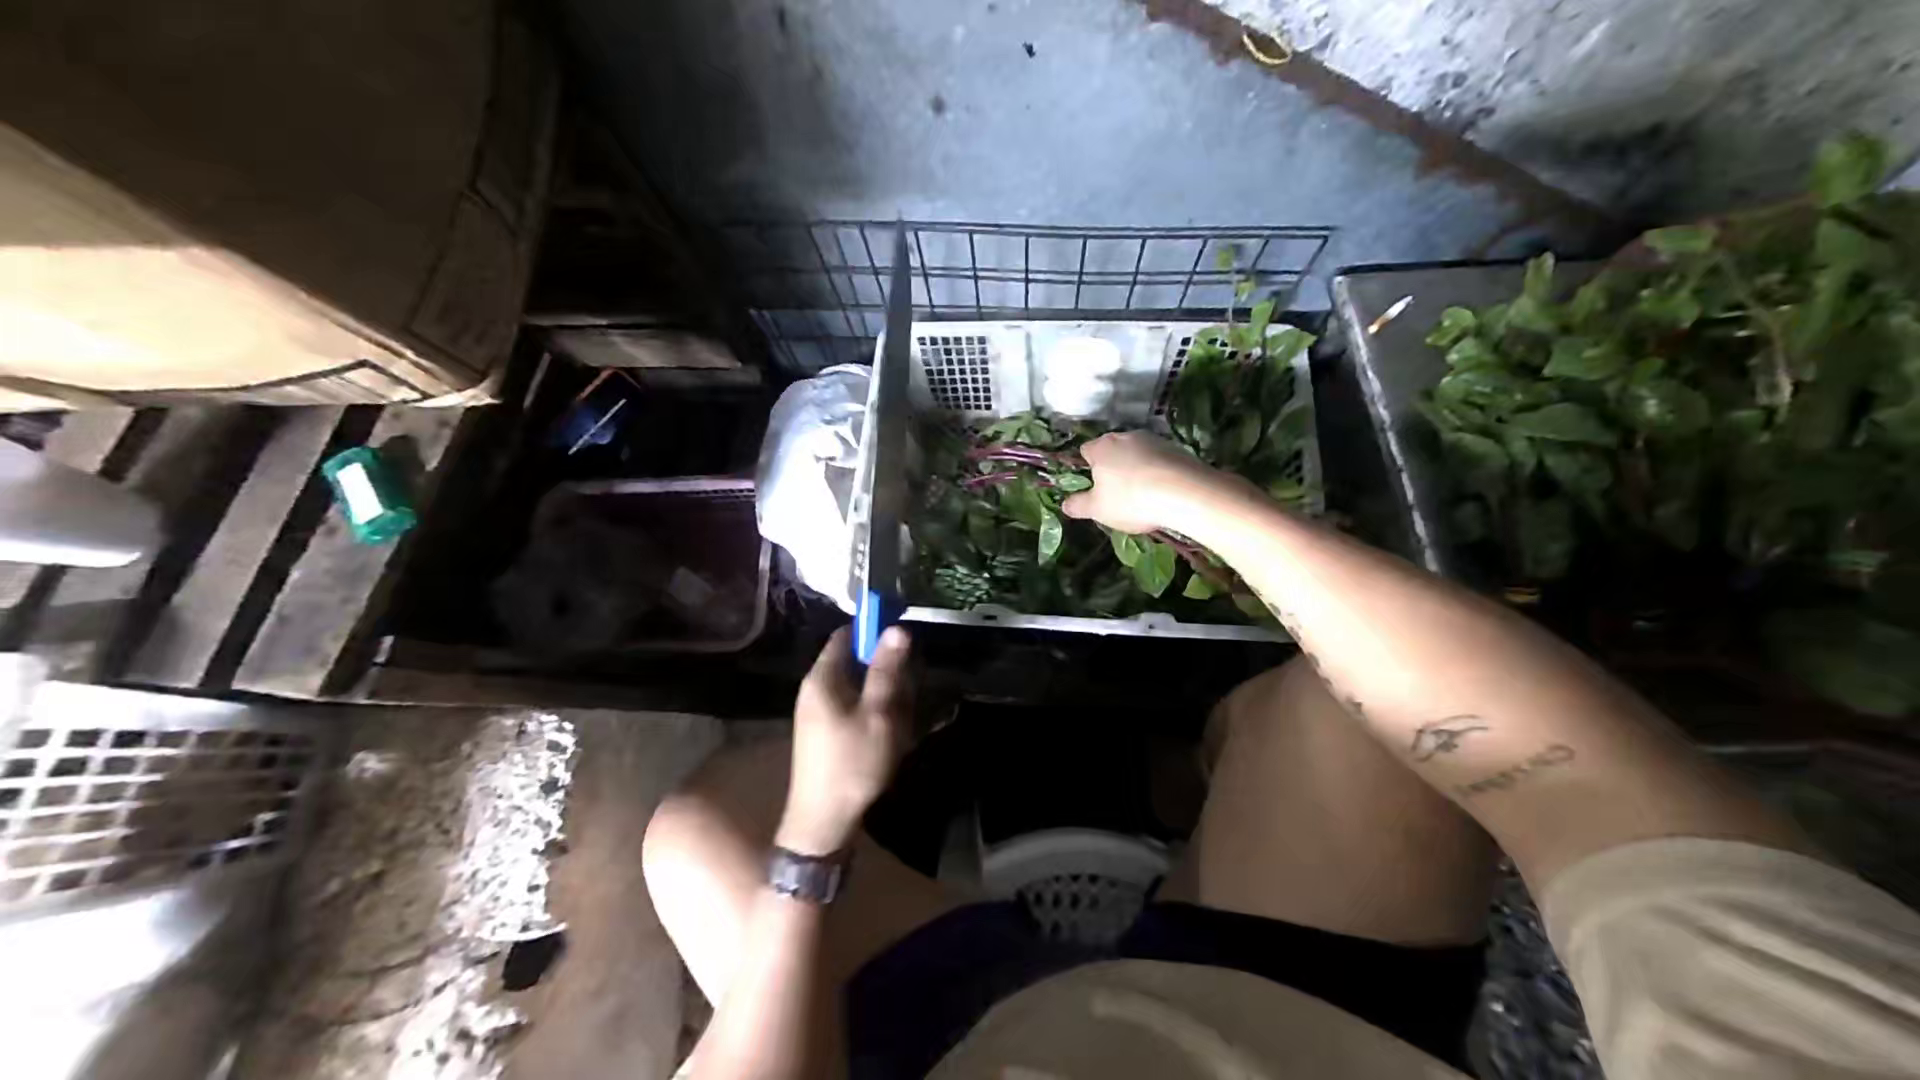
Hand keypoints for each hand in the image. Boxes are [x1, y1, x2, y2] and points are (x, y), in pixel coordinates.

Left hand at [776, 625, 913, 855]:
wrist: (824, 820)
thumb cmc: (853, 762)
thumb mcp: (879, 714)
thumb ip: (887, 670)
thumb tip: (896, 628)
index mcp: (823, 678)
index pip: (846, 635)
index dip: (874, 632)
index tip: (904, 642)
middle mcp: (816, 689)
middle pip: (855, 661)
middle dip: (887, 671)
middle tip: (910, 691)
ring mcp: (819, 712)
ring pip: (859, 688)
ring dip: (886, 696)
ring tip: (903, 720)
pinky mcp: (826, 732)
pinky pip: (855, 709)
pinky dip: (876, 714)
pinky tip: (892, 735)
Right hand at [1061, 432, 1246, 534]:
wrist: (1185, 492)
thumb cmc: (1131, 499)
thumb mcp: (1097, 509)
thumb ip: (1078, 505)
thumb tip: (1065, 503)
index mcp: (1101, 447)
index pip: (1085, 451)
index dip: (1087, 467)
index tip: (1093, 485)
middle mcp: (1125, 436)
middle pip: (1113, 449)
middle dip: (1113, 466)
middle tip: (1116, 492)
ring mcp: (1154, 439)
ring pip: (1137, 453)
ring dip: (1137, 468)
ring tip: (1143, 494)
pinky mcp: (1177, 448)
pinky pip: (1159, 459)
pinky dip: (1157, 471)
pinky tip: (1163, 492)